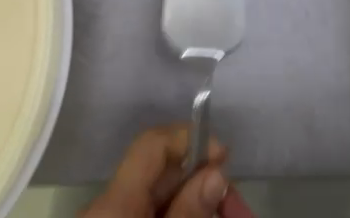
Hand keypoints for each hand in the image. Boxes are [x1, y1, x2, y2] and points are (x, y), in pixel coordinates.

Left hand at [78, 124, 253, 217]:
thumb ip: (188, 211)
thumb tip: (216, 170)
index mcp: (115, 201)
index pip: (152, 143)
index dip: (190, 139)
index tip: (225, 155)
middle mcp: (108, 205)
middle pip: (163, 176)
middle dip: (207, 184)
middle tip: (241, 208)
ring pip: (162, 200)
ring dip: (200, 205)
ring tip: (235, 216)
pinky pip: (153, 214)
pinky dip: (182, 216)